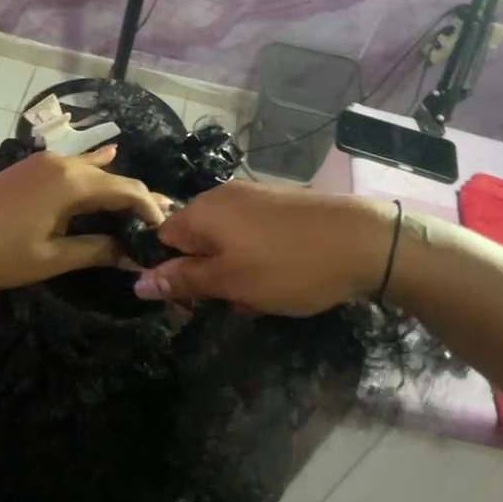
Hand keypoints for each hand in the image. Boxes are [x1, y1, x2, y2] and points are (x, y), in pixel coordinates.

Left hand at [0, 146, 165, 294]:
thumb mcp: (51, 258)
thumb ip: (96, 250)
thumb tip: (132, 254)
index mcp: (71, 181)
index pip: (126, 189)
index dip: (150, 208)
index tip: (166, 231)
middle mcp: (61, 162)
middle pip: (110, 177)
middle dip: (135, 199)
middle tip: (158, 225)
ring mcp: (41, 161)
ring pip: (91, 171)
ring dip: (114, 189)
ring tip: (140, 208)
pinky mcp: (27, 168)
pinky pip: (71, 167)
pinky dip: (92, 173)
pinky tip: (108, 158)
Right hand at [134, 182, 392, 315]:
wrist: (364, 240)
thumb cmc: (289, 265)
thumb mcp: (231, 282)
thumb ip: (183, 281)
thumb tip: (138, 282)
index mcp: (201, 212)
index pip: (162, 241)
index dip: (172, 274)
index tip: (192, 304)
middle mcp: (221, 197)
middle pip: (195, 241)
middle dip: (209, 276)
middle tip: (235, 303)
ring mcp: (253, 198)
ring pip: (226, 243)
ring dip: (236, 273)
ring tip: (264, 296)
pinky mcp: (280, 204)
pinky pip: (252, 236)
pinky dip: (259, 259)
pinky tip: (283, 279)